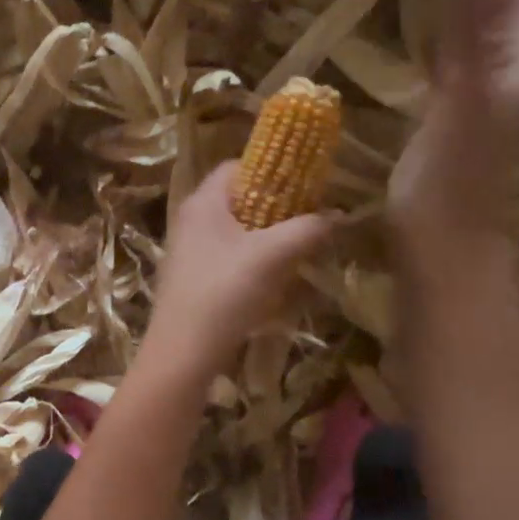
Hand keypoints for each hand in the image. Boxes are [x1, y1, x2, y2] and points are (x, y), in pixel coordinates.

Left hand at [147, 161, 332, 373]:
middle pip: (238, 200)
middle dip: (274, 206)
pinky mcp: (192, 282)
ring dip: (266, 238)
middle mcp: (190, 221)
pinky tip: (272, 280)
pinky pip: (228, 259)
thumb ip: (307, 229)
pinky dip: (251, 262)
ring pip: (235, 232)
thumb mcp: (273, 256)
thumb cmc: (224, 293)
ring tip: (296, 249)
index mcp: (202, 203)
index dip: (272, 169)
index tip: (304, 184)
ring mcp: (188, 253)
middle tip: (307, 218)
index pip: (238, 166)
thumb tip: (336, 216)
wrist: (182, 353)